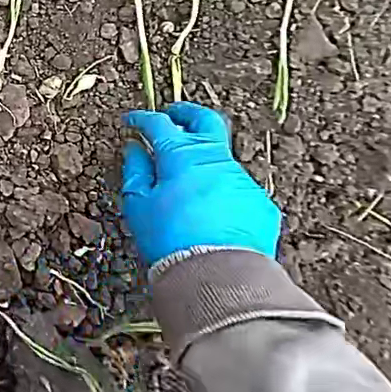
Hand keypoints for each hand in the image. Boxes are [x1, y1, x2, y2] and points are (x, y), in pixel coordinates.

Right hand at [120, 101, 281, 267]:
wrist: (217, 279)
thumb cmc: (171, 241)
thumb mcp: (139, 206)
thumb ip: (135, 171)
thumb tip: (134, 149)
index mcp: (181, 154)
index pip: (158, 123)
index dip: (142, 119)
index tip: (132, 122)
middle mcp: (215, 158)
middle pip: (204, 119)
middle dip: (186, 112)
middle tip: (172, 115)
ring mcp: (240, 178)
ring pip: (221, 156)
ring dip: (203, 159)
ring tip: (187, 178)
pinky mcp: (258, 201)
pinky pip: (236, 187)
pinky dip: (220, 190)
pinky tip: (209, 211)